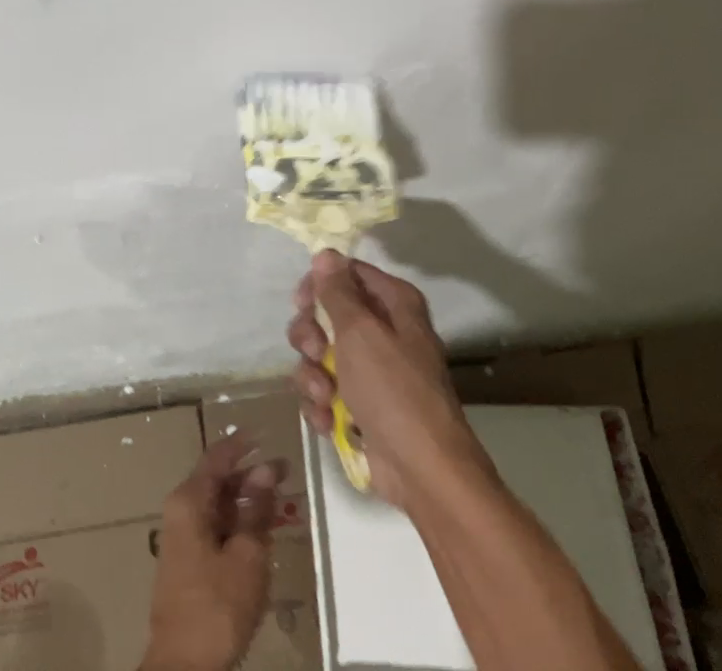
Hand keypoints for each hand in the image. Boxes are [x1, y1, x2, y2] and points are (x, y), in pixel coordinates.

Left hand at [140, 436, 279, 670]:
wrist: (185, 662)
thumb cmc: (218, 604)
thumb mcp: (247, 554)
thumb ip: (256, 509)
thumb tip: (266, 469)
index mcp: (188, 502)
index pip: (216, 459)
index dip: (241, 445)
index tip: (265, 432)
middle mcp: (179, 511)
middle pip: (215, 480)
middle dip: (249, 474)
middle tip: (286, 470)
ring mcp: (181, 537)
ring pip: (216, 505)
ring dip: (245, 500)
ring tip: (280, 498)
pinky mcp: (187, 560)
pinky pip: (214, 526)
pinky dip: (236, 522)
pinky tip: (260, 529)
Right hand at [288, 250, 493, 509]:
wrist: (420, 467)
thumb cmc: (393, 390)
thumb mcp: (360, 333)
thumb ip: (337, 292)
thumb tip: (326, 253)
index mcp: (394, 304)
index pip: (346, 274)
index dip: (318, 286)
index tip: (301, 304)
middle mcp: (384, 331)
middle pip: (326, 316)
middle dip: (311, 338)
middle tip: (316, 355)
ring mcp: (372, 370)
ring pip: (319, 357)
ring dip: (313, 378)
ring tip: (327, 399)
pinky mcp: (360, 404)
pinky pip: (325, 392)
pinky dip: (322, 406)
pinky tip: (329, 421)